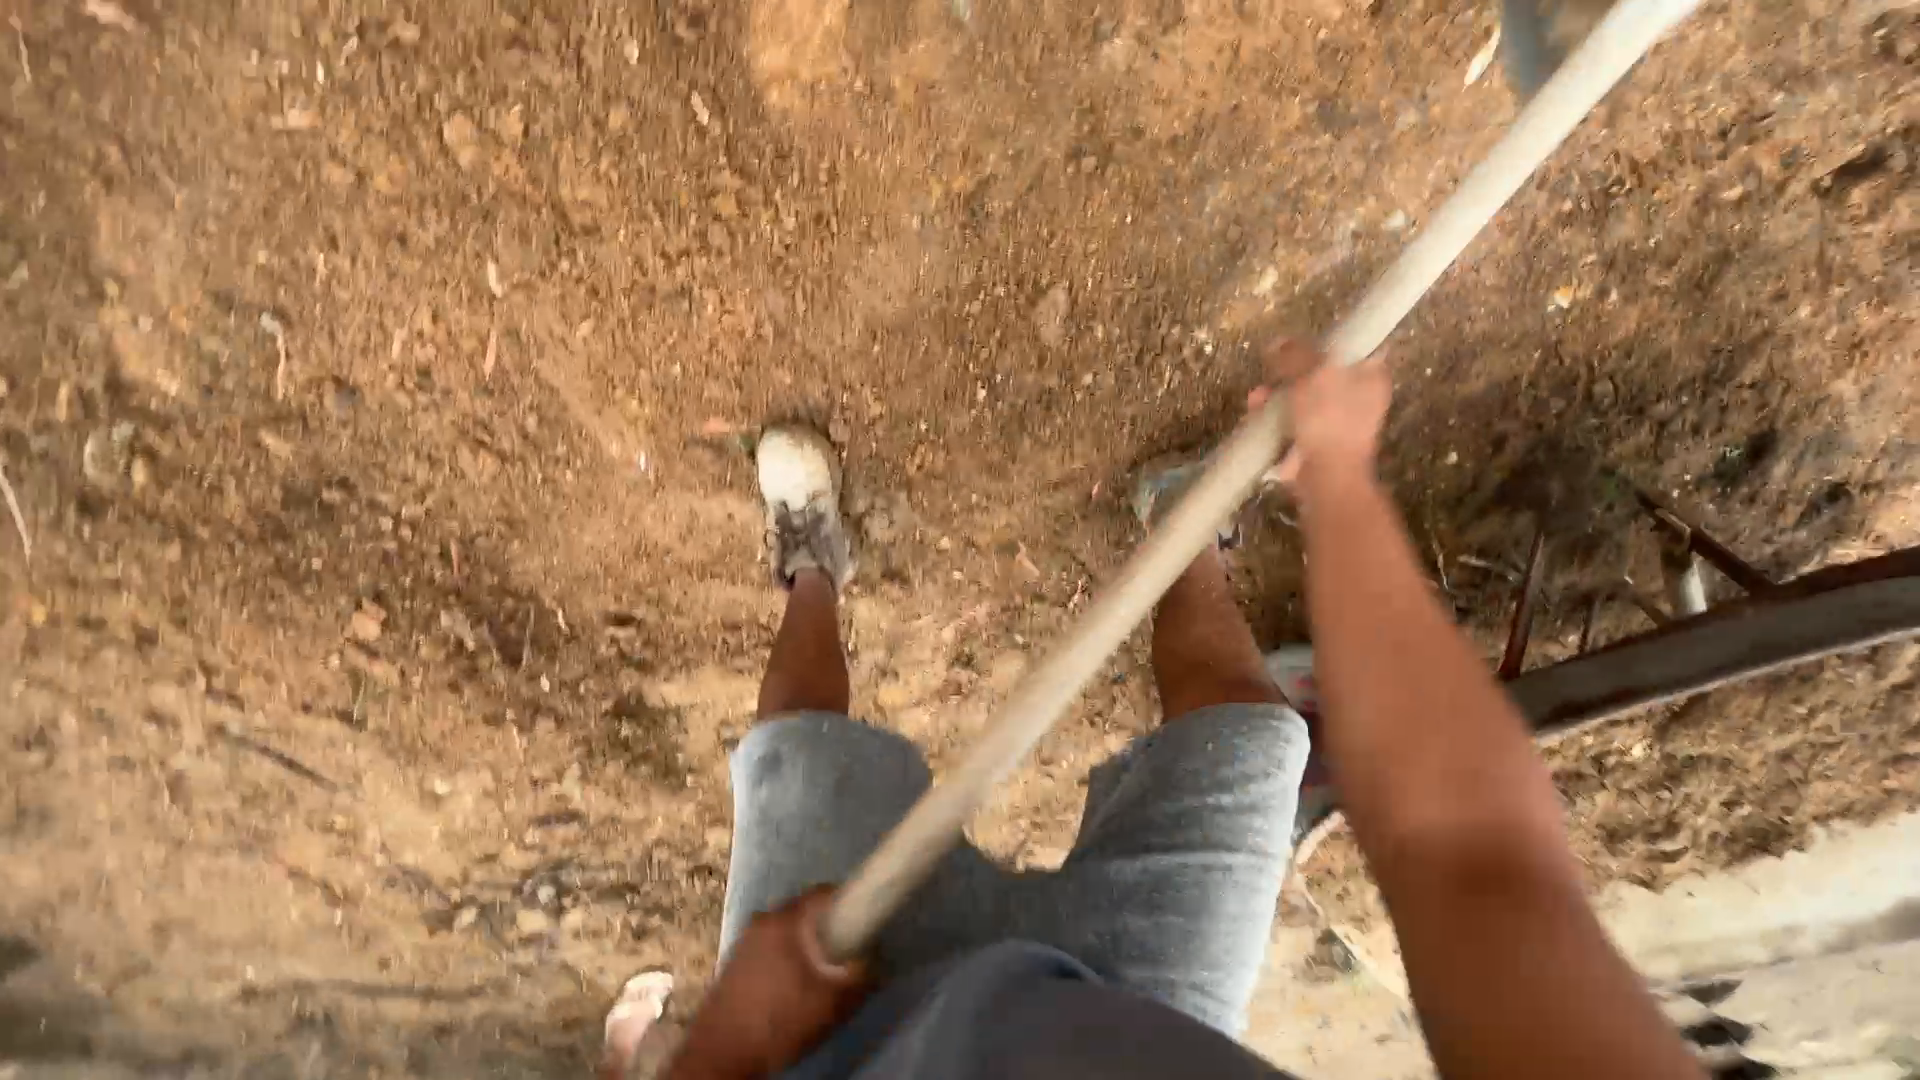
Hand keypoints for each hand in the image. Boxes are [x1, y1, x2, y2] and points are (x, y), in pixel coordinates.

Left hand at [667, 887, 871, 1079]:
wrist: (719, 1056)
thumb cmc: (778, 1021)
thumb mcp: (831, 1003)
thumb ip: (861, 975)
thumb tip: (879, 957)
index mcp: (786, 918)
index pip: (826, 892)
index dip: (851, 903)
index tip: (865, 923)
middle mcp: (763, 919)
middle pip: (806, 911)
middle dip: (829, 928)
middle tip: (846, 954)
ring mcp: (745, 939)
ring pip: (788, 930)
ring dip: (806, 946)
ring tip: (821, 975)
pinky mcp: (734, 961)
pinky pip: (771, 946)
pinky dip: (787, 958)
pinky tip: (792, 988)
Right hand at [1249, 340, 1392, 490]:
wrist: (1328, 475)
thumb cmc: (1328, 418)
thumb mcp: (1311, 374)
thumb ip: (1295, 354)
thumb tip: (1278, 342)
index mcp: (1371, 378)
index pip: (1355, 351)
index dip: (1328, 345)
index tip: (1301, 347)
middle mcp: (1360, 400)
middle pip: (1322, 376)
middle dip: (1290, 375)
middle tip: (1271, 374)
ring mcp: (1338, 426)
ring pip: (1303, 402)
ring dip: (1277, 398)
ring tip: (1257, 399)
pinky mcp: (1317, 446)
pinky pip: (1293, 426)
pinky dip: (1274, 422)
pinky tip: (1256, 416)